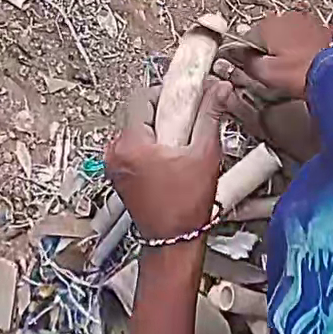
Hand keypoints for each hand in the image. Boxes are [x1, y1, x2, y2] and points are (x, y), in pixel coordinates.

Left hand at [105, 82, 231, 240]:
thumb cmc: (185, 208)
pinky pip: (134, 145)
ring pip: (137, 128)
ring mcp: (115, 164)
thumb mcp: (205, 154)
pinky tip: (170, 157)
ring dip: (159, 129)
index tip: (185, 97)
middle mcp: (116, 153)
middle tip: (186, 125)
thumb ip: (210, 115)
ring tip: (179, 145)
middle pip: (139, 112)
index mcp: (131, 145)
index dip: (168, 93)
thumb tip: (217, 90)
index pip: (143, 96)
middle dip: (165, 113)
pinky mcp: (119, 173)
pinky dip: (151, 144)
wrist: (174, 242)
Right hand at [221, 13, 332, 100]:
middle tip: (276, 68)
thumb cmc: (303, 72)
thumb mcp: (266, 73)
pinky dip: (305, 46)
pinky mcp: (324, 28)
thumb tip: (244, 60)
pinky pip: (307, 36)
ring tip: (294, 67)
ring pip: (290, 33)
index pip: (250, 35)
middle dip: (271, 48)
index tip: (255, 64)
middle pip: (271, 32)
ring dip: (289, 46)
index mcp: (269, 24)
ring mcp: (307, 21)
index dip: (251, 52)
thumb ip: (249, 63)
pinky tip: (308, 61)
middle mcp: (288, 17)